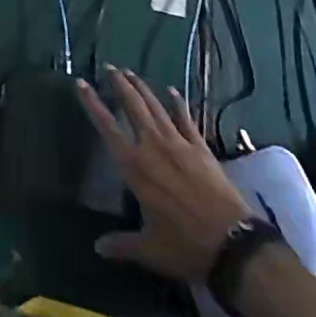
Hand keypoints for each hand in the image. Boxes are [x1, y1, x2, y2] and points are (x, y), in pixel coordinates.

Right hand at [77, 66, 252, 280]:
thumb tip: (97, 248)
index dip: (92, 103)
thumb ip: (122, 244)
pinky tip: (172, 91)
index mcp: (133, 166)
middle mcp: (152, 147)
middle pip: (132, 107)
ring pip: (156, 107)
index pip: (106, 127)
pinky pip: (186, 120)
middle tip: (109, 67)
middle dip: (119, 85)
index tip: (81, 83)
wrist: (234, 245)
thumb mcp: (149, 249)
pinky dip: (178, 104)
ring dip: (142, 88)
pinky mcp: (201, 149)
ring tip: (131, 72)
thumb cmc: (185, 245)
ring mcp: (179, 145)